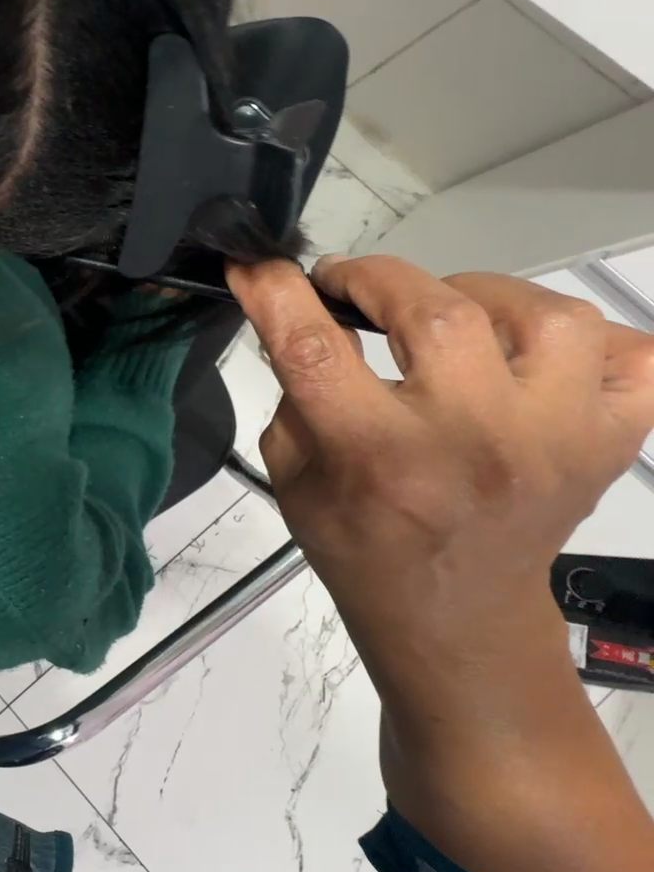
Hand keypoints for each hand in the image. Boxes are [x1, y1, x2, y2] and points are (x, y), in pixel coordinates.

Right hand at [228, 255, 653, 871]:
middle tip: (347, 283)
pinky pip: (634, 354)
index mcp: (375, 452)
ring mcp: (560, 437)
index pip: (317, 346)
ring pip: (543, 315)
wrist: (452, 607)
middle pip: (435, 311)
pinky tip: (527, 350)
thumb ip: (295, 389)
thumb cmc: (353, 537)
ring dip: (477, 295)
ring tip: (442, 313)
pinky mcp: (615, 439)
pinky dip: (583, 336)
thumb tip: (300, 315)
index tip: (255, 264)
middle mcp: (473, 438)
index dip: (277, 291)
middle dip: (375, 277)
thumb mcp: (288, 466)